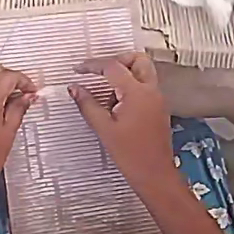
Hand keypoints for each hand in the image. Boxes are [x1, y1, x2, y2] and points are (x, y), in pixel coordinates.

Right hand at [70, 52, 178, 193]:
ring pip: (143, 72)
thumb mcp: (103, 128)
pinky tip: (116, 106)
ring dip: (124, 74)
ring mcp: (157, 99)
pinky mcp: (158, 108)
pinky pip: (145, 87)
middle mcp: (151, 92)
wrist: (154, 173)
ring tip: (106, 95)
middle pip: (137, 60)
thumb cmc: (132, 155)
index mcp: (137, 93)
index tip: (79, 70)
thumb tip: (75, 89)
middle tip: (99, 71)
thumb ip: (87, 104)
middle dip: (117, 60)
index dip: (93, 65)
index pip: (113, 67)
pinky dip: (131, 87)